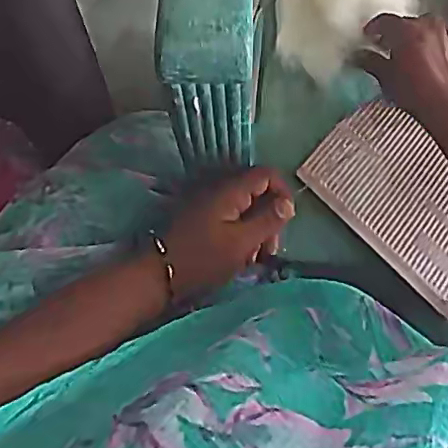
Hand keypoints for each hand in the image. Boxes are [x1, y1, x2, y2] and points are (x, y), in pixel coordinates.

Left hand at [161, 169, 294, 299]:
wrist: (158, 273)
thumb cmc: (202, 259)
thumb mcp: (241, 243)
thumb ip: (268, 220)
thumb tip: (288, 203)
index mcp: (230, 189)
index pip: (266, 174)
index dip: (282, 193)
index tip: (286, 222)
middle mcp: (218, 187)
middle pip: (256, 191)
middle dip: (269, 217)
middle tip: (269, 249)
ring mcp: (207, 201)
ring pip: (244, 206)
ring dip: (255, 228)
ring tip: (253, 258)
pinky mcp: (200, 215)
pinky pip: (229, 215)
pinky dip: (239, 232)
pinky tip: (237, 256)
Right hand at [353, 14, 447, 131]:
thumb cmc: (414, 91)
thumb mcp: (386, 77)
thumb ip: (371, 61)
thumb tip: (359, 55)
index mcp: (405, 30)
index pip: (384, 21)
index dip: (373, 28)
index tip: (367, 36)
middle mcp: (426, 26)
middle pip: (405, 22)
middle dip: (393, 32)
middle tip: (384, 45)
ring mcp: (445, 35)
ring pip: (426, 26)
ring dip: (415, 33)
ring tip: (407, 47)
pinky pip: (444, 35)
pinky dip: (435, 38)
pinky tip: (432, 47)